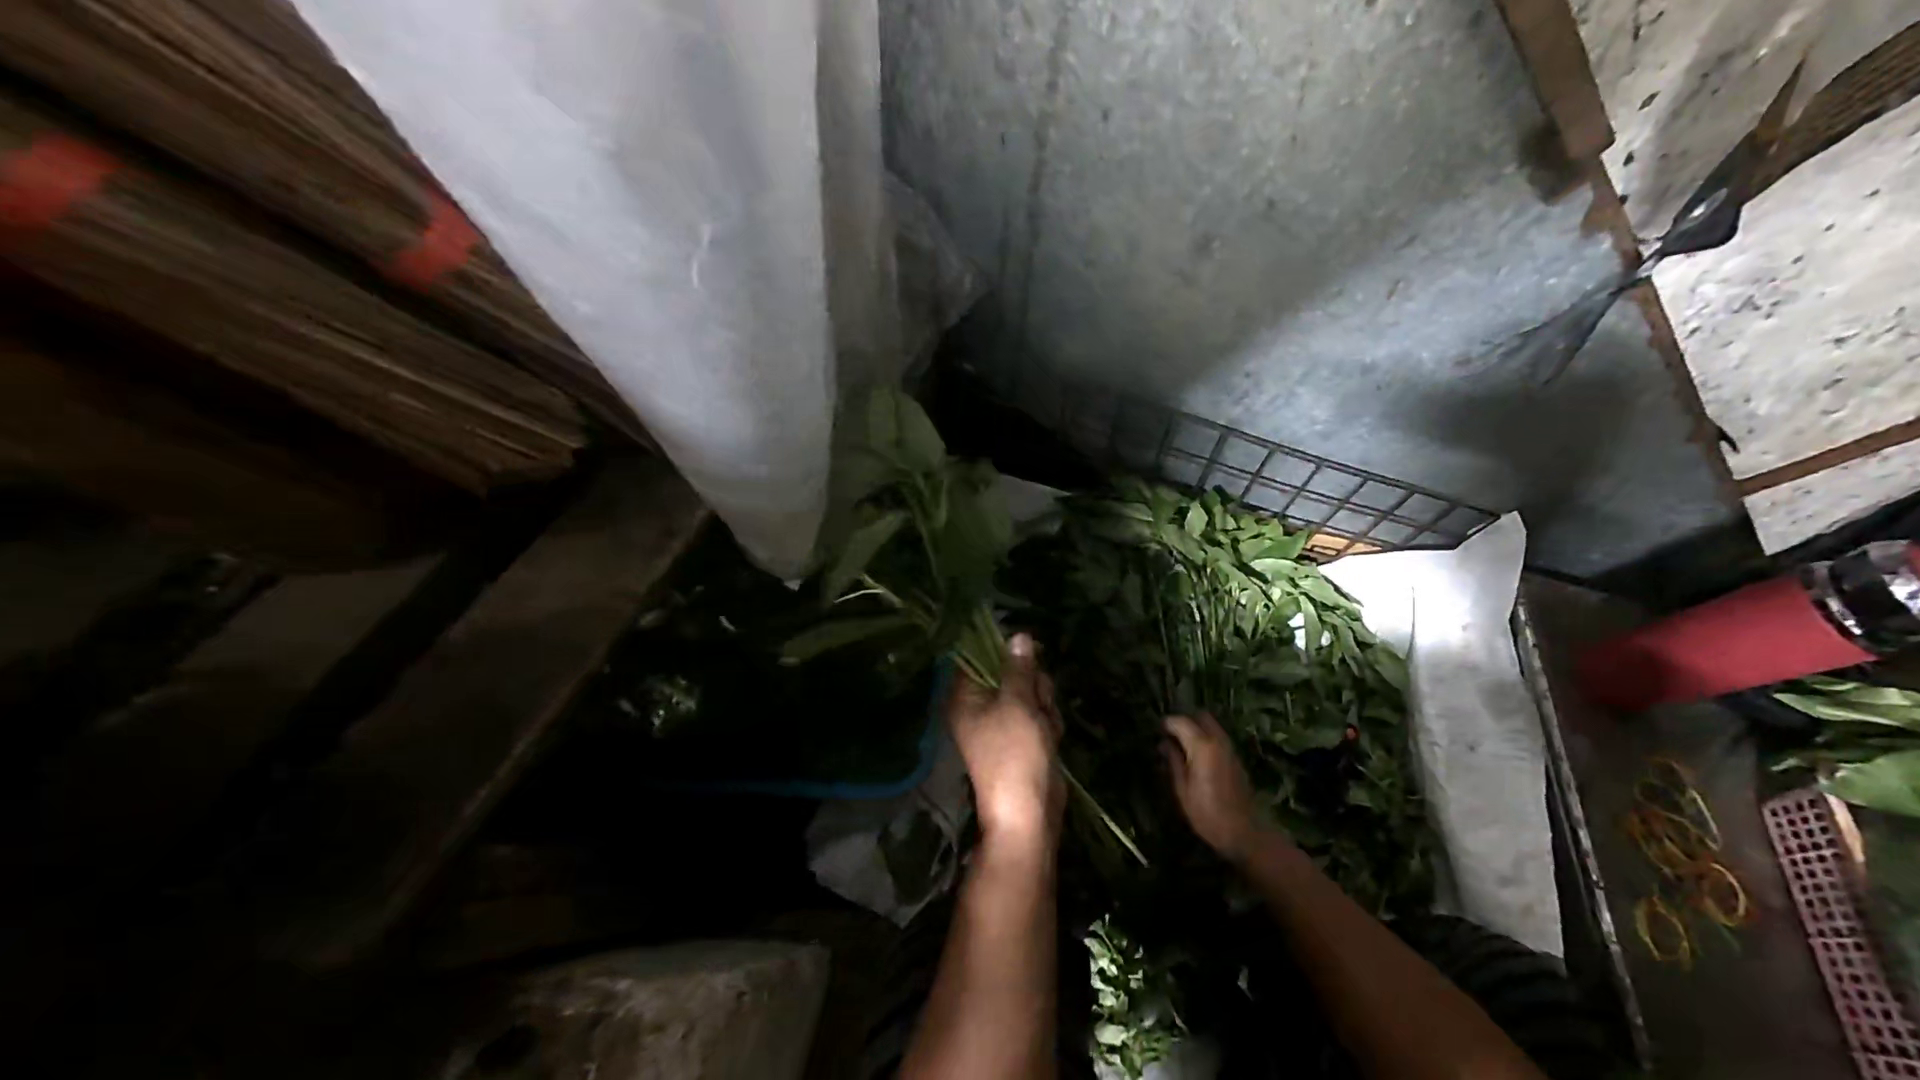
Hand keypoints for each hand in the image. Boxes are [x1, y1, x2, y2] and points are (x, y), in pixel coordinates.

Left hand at [947, 633, 1064, 849]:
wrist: (1029, 812)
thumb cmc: (1015, 754)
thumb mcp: (1018, 704)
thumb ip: (1019, 668)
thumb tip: (1018, 635)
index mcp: (965, 696)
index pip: (978, 656)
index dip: (1004, 650)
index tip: (1028, 652)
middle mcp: (979, 706)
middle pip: (1010, 672)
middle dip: (1032, 684)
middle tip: (1036, 701)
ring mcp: (1001, 722)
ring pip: (1029, 692)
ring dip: (1043, 705)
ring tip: (1044, 726)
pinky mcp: (1022, 736)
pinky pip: (1038, 713)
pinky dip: (1048, 723)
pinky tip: (1051, 737)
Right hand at [1163, 713, 1274, 863]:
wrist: (1245, 833)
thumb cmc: (1207, 814)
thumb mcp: (1182, 789)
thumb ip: (1173, 761)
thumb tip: (1164, 744)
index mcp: (1202, 747)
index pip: (1181, 721)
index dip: (1166, 723)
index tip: (1155, 731)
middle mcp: (1219, 741)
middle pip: (1201, 717)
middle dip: (1185, 721)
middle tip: (1170, 735)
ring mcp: (1230, 749)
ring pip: (1212, 726)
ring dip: (1197, 729)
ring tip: (1181, 746)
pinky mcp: (1236, 760)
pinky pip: (1219, 739)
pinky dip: (1206, 739)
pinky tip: (1197, 757)